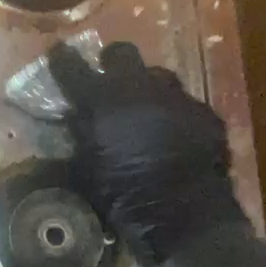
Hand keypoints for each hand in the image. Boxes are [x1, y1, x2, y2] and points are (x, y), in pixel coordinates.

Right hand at [48, 41, 249, 259]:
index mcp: (100, 100)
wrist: (183, 214)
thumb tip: (75, 122)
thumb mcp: (84, 172)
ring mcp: (175, 97)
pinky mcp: (205, 113)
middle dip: (114, 63)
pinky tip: (177, 135)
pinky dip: (177, 116)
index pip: (71, 65)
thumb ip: (78, 140)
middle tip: (112, 83)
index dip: (63, 58)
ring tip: (147, 111)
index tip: (59, 53)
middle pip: (122, 53)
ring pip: (159, 76)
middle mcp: (137, 87)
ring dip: (149, 89)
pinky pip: (186, 105)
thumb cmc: (122, 195)